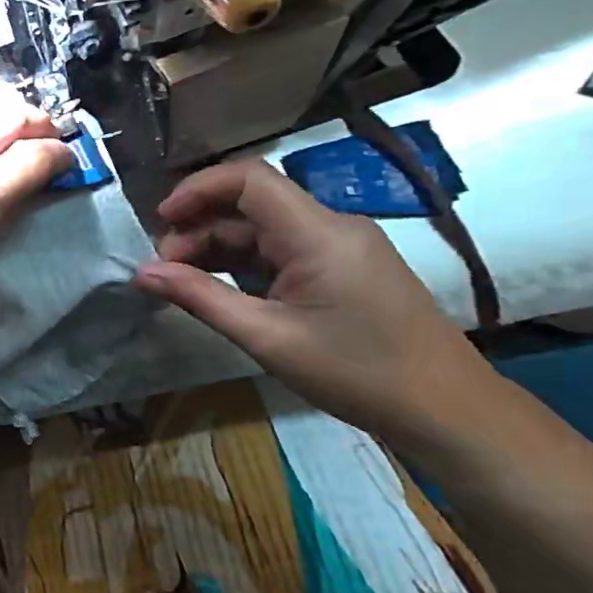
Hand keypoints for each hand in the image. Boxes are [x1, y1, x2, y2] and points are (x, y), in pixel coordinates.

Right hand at [132, 160, 498, 441]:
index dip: (198, 189)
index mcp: (319, 233)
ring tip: (182, 281)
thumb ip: (201, 298)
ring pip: (263, 228)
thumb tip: (142, 273)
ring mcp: (340, 246)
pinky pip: (282, 249)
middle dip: (199, 227)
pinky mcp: (343, 266)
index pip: (249, 178)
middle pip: (250, 204)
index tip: (162, 220)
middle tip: (164, 266)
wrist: (451, 413)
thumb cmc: (358, 374)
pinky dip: (244, 262)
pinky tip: (220, 288)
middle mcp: (331, 226)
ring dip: (217, 247)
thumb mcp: (269, 338)